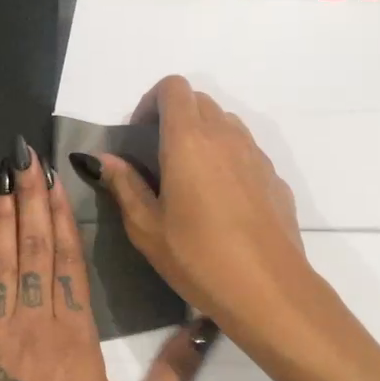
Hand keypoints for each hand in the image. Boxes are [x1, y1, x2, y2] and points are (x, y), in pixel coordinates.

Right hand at [77, 75, 308, 326]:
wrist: (270, 293)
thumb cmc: (199, 258)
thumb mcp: (147, 228)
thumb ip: (124, 185)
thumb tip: (104, 158)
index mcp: (188, 140)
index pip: (173, 87)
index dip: (153, 101)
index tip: (141, 135)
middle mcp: (225, 136)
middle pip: (199, 101)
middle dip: (176, 117)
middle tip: (160, 157)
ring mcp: (256, 155)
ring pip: (226, 124)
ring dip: (205, 135)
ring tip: (192, 179)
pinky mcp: (275, 178)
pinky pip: (247, 152)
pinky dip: (229, 160)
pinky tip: (223, 203)